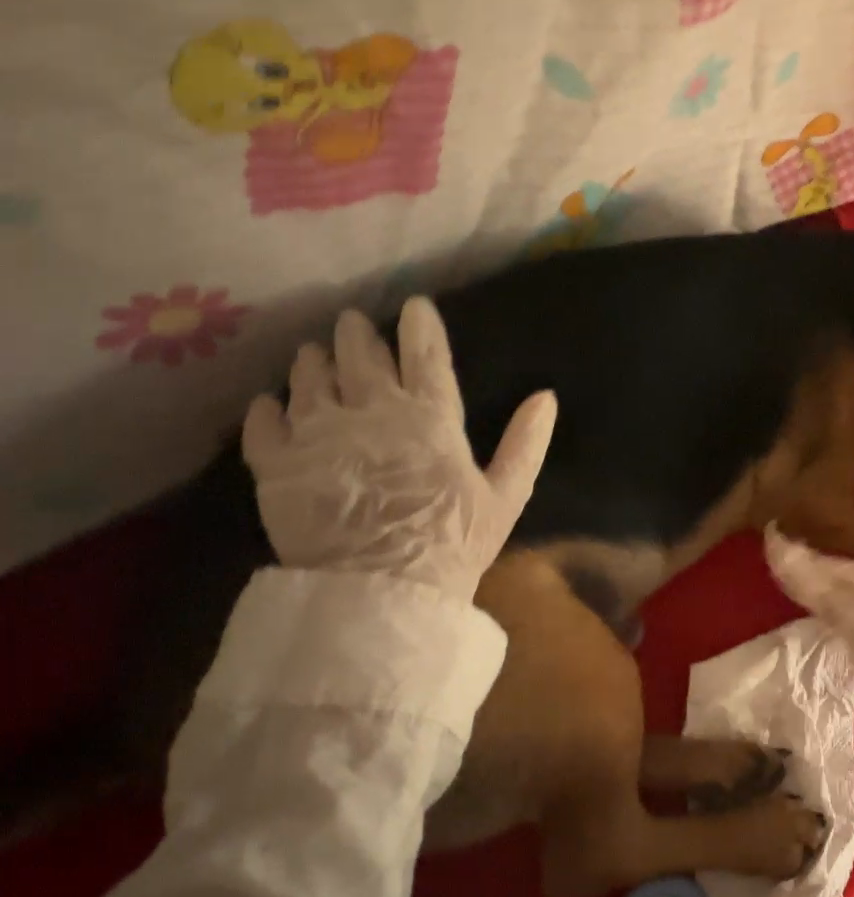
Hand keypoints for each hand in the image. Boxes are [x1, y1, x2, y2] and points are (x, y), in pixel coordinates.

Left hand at [241, 297, 557, 602]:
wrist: (380, 591)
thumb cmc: (453, 543)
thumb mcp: (506, 496)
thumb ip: (526, 443)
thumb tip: (546, 396)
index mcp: (430, 419)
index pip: (425, 356)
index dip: (420, 325)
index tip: (414, 304)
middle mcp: (369, 413)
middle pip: (357, 355)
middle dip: (356, 332)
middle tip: (352, 322)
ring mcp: (317, 435)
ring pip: (307, 377)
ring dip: (313, 360)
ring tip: (313, 354)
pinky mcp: (275, 464)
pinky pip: (264, 420)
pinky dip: (268, 405)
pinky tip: (274, 403)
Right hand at [765, 527, 853, 727]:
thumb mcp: (851, 608)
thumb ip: (814, 581)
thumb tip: (775, 541)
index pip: (833, 560)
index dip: (802, 553)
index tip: (770, 545)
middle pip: (837, 577)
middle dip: (808, 572)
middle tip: (772, 567)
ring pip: (840, 598)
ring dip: (815, 593)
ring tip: (786, 589)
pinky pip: (842, 620)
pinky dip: (825, 614)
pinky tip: (814, 619)